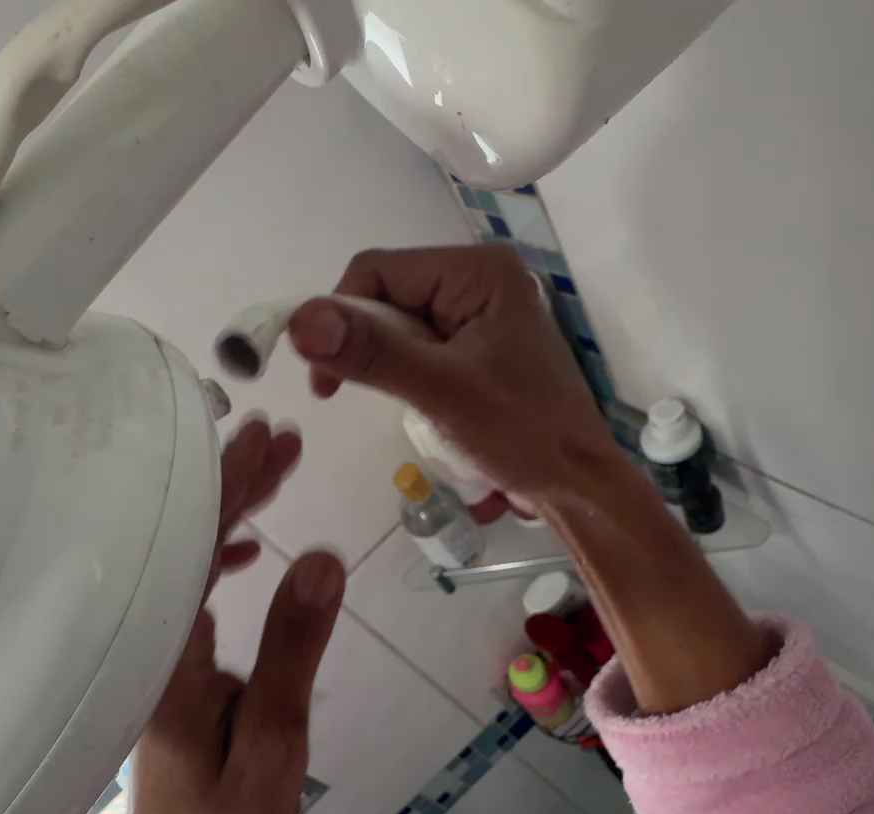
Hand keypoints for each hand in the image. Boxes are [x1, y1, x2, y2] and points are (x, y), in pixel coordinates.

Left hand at [91, 420, 344, 813]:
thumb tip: (324, 559)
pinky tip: (252, 543)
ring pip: (185, 556)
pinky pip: (187, 586)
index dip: (227, 488)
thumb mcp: (273, 743)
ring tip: (274, 466)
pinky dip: (218, 554)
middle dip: (228, 482)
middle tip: (276, 434)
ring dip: (228, 510)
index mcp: (165, 655)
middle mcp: (147, 638)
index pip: (194, 549)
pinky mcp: (164, 658)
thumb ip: (292, 652)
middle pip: (183, 538)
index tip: (264, 440)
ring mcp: (151, 646)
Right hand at [286, 244, 622, 506]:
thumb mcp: (440, 391)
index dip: (339, 317)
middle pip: (386, 295)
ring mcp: (478, 313)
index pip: (378, 271)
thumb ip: (372, 353)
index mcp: (477, 270)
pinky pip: (418, 345)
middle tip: (353, 393)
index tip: (326, 378)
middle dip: (363, 343)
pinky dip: (402, 372)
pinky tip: (414, 401)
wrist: (574, 483)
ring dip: (382, 362)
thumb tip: (299, 321)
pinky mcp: (476, 345)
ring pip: (398, 323)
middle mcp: (477, 279)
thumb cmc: (520, 433)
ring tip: (399, 401)